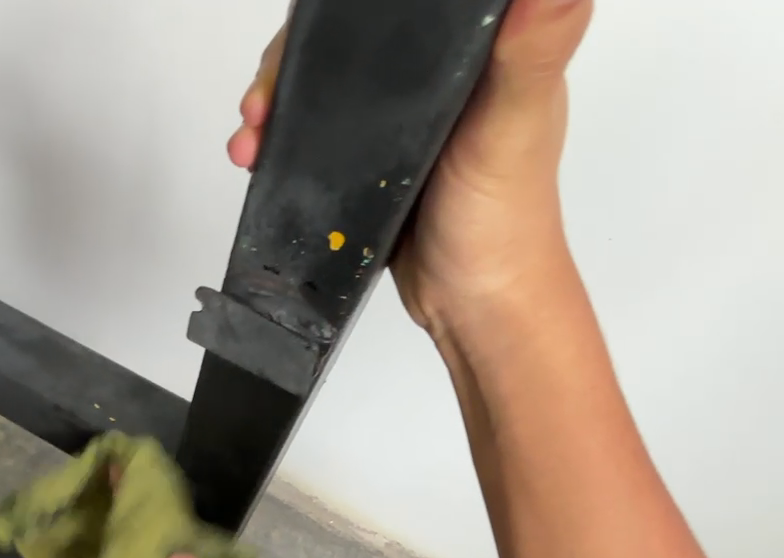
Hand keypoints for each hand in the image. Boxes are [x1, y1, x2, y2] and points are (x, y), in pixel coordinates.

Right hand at [228, 0, 593, 333]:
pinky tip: (255, 160)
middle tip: (260, 104)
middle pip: (341, 49)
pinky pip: (312, 144)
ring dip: (273, 106)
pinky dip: (278, 147)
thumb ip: (534, 52)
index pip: (397, 7)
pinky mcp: (363, 170)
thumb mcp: (512, 129)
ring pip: (318, 95)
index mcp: (469, 53)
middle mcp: (426, 83)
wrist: (470, 302)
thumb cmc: (500, 220)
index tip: (303, 36)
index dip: (338, 14)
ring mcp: (390, 129)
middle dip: (287, 65)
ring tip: (248, 140)